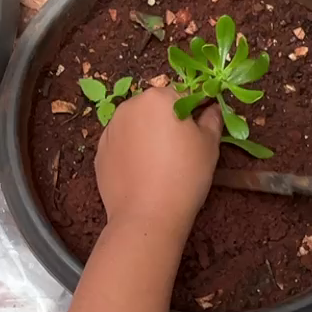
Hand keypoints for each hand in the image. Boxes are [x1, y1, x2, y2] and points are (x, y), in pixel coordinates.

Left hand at [96, 87, 222, 241]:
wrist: (147, 215)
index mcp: (159, 98)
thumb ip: (212, 120)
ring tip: (159, 166)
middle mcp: (130, 106)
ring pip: (136, 126)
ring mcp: (110, 129)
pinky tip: (142, 174)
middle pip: (155, 108)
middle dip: (166, 123)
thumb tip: (212, 108)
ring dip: (147, 136)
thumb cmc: (185, 175)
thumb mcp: (209, 145)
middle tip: (179, 152)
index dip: (193, 114)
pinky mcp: (99, 151)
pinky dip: (131, 153)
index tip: (198, 135)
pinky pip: (121, 145)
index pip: (182, 96)